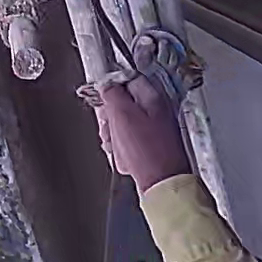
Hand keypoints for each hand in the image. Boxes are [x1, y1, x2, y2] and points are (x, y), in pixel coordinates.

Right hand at [96, 75, 191, 192]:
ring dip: (113, 133)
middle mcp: (156, 109)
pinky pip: (128, 138)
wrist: (161, 183)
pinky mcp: (151, 144)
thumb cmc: (145, 150)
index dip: (110, 87)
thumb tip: (105, 83)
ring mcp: (154, 127)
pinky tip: (122, 154)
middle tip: (108, 126)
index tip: (100, 97)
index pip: (126, 78)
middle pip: (123, 101)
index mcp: (152, 96)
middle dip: (110, 115)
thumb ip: (112, 93)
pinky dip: (121, 146)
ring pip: (122, 121)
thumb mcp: (122, 114)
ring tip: (115, 144)